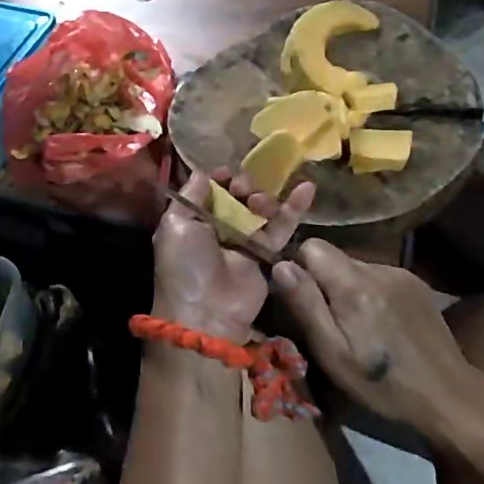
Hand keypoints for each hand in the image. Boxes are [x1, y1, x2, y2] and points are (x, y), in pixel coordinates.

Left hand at [152, 170, 314, 342]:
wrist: (207, 312)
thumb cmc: (186, 265)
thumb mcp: (176, 224)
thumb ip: (191, 194)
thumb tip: (204, 171)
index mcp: (195, 219)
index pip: (213, 190)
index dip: (223, 178)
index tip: (230, 174)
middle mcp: (220, 228)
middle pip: (239, 196)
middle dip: (244, 187)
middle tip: (244, 190)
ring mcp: (245, 240)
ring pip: (261, 209)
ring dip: (264, 198)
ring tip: (259, 203)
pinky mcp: (267, 253)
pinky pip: (282, 226)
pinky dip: (294, 207)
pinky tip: (307, 187)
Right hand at [270, 241, 480, 427]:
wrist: (448, 395)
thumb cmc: (382, 384)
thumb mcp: (333, 353)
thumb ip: (306, 305)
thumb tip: (281, 265)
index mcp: (354, 283)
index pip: (312, 246)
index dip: (300, 269)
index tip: (303, 301)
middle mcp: (378, 268)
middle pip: (335, 257)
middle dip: (324, 282)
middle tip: (330, 324)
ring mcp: (401, 274)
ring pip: (356, 267)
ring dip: (348, 289)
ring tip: (358, 328)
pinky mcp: (416, 284)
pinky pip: (379, 276)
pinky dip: (371, 293)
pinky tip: (382, 325)